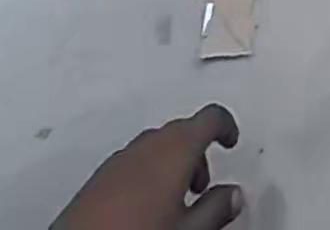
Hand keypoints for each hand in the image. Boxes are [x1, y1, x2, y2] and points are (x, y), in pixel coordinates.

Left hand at [51, 105, 242, 229]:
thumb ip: (216, 207)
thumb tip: (233, 193)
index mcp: (177, 146)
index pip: (211, 117)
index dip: (226, 126)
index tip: (231, 142)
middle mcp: (149, 144)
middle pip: (182, 131)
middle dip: (197, 152)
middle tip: (202, 186)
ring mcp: (119, 160)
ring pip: (156, 148)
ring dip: (171, 164)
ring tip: (172, 203)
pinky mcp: (95, 181)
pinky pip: (132, 164)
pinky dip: (146, 175)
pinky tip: (142, 211)